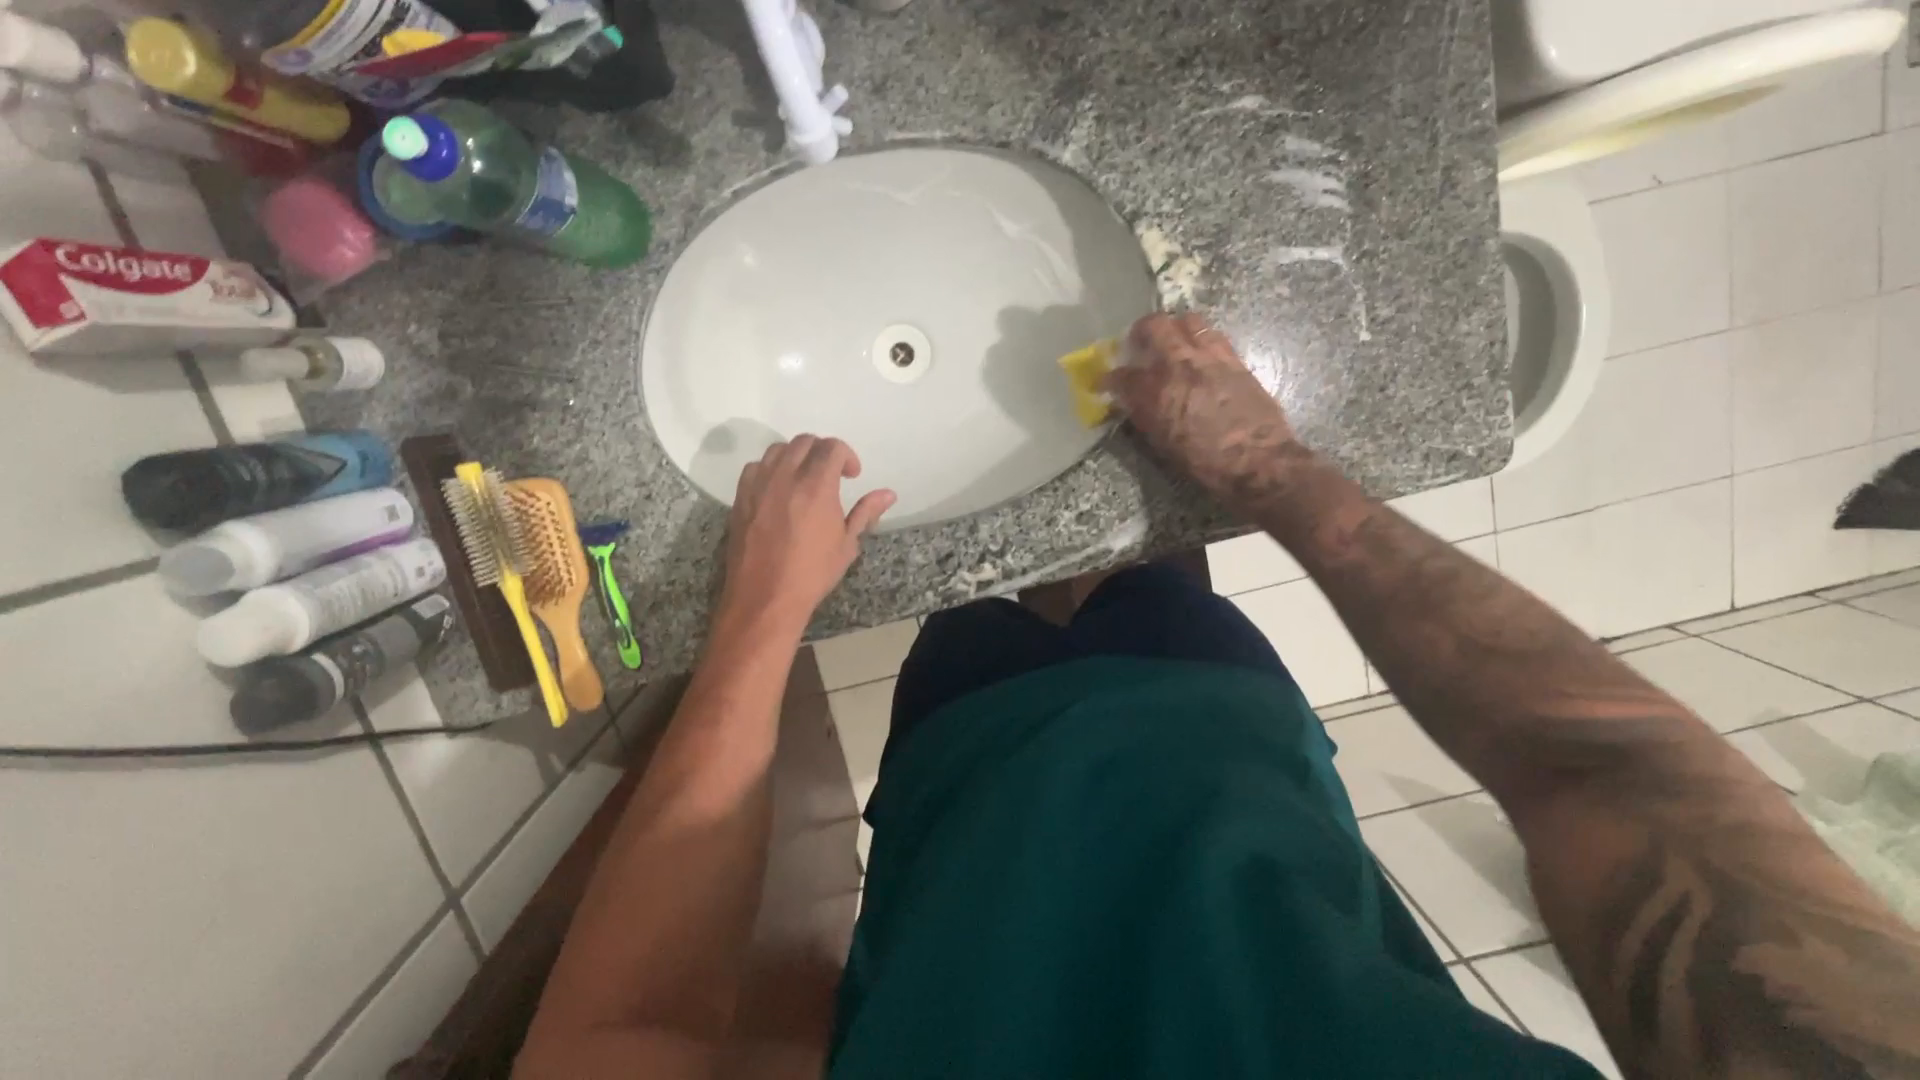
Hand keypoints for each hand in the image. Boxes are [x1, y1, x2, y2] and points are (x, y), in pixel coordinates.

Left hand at [717, 436, 895, 632]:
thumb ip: (866, 512)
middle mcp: (786, 477)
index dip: (846, 455)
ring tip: (804, 478)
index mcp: (816, 487)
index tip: (852, 475)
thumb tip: (888, 494)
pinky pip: (755, 467)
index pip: (832, 448)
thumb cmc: (812, 573)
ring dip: (796, 456)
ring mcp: (759, 485)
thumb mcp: (846, 544)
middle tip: (831, 474)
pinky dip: (770, 469)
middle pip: (804, 442)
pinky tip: (778, 489)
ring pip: (778, 450)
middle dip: (822, 451)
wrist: (765, 596)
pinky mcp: (741, 497)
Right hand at [1103, 313, 1301, 501]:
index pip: (1121, 376)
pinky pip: (1214, 335)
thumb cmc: (1206, 463)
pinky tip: (1201, 352)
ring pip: (1187, 321)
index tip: (1106, 381)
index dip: (1110, 378)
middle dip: (1141, 331)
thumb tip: (1135, 403)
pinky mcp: (1234, 359)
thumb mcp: (1163, 445)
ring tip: (1174, 339)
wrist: (1257, 461)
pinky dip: (1202, 337)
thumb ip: (1146, 416)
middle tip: (1140, 342)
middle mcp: (1179, 366)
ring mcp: (1209, 358)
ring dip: (1176, 327)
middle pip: (1154, 327)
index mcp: (1154, 394)